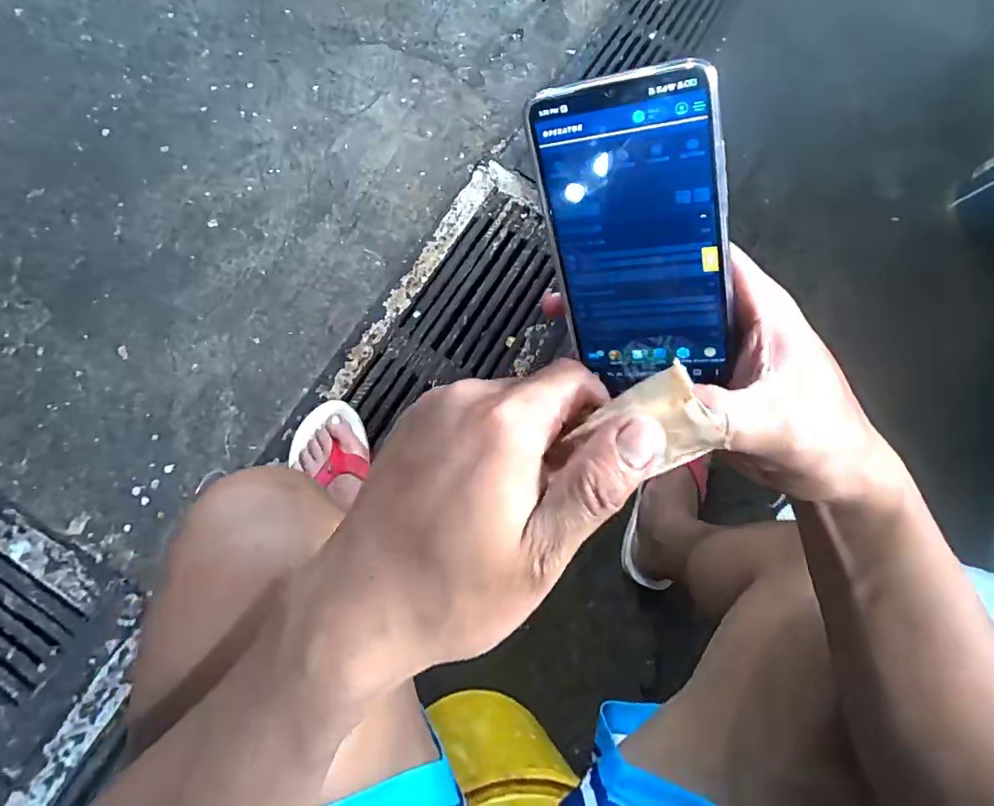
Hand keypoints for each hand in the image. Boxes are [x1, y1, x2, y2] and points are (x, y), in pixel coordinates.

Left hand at [288, 359, 664, 694]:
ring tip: (508, 503)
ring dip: (526, 438)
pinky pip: (474, 412)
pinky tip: (472, 493)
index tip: (593, 466)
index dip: (599, 415)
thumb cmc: (454, 593)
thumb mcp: (542, 552)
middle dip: (562, 433)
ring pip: (510, 402)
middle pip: (542, 391)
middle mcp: (466, 396)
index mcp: (504, 420)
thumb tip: (645, 429)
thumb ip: (597, 484)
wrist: (348, 614)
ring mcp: (433, 406)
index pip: (576, 378)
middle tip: (550, 499)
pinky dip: (491, 438)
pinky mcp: (412, 421)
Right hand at [541, 246, 905, 505]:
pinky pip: (668, 367)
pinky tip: (608, 376)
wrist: (834, 481)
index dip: (671, 244)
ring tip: (582, 330)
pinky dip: (643, 371)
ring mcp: (722, 353)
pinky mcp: (711, 384)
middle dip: (636, 292)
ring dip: (633, 333)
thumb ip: (725, 414)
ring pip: (669, 330)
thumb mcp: (777, 422)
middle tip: (583, 295)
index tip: (621, 246)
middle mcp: (738, 323)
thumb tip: (669, 402)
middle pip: (680, 290)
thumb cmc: (827, 437)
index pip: (713, 255)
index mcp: (763, 309)